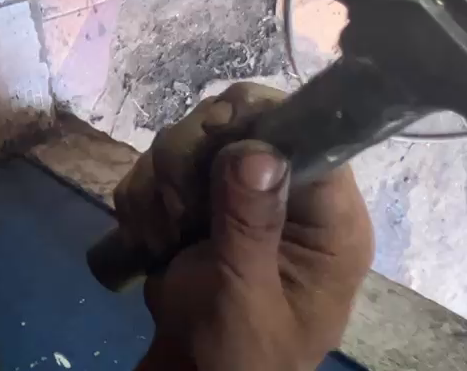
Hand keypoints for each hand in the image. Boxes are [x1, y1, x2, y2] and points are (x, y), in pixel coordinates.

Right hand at [118, 84, 373, 370]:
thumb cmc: (239, 352)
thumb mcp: (247, 293)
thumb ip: (250, 223)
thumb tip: (258, 151)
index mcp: (325, 215)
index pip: (300, 128)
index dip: (249, 120)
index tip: (208, 144)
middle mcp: (283, 190)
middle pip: (226, 120)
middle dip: (184, 162)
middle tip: (177, 211)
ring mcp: (233, 189)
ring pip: (179, 139)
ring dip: (156, 186)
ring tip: (162, 238)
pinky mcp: (191, 193)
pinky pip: (150, 163)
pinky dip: (140, 197)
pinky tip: (150, 237)